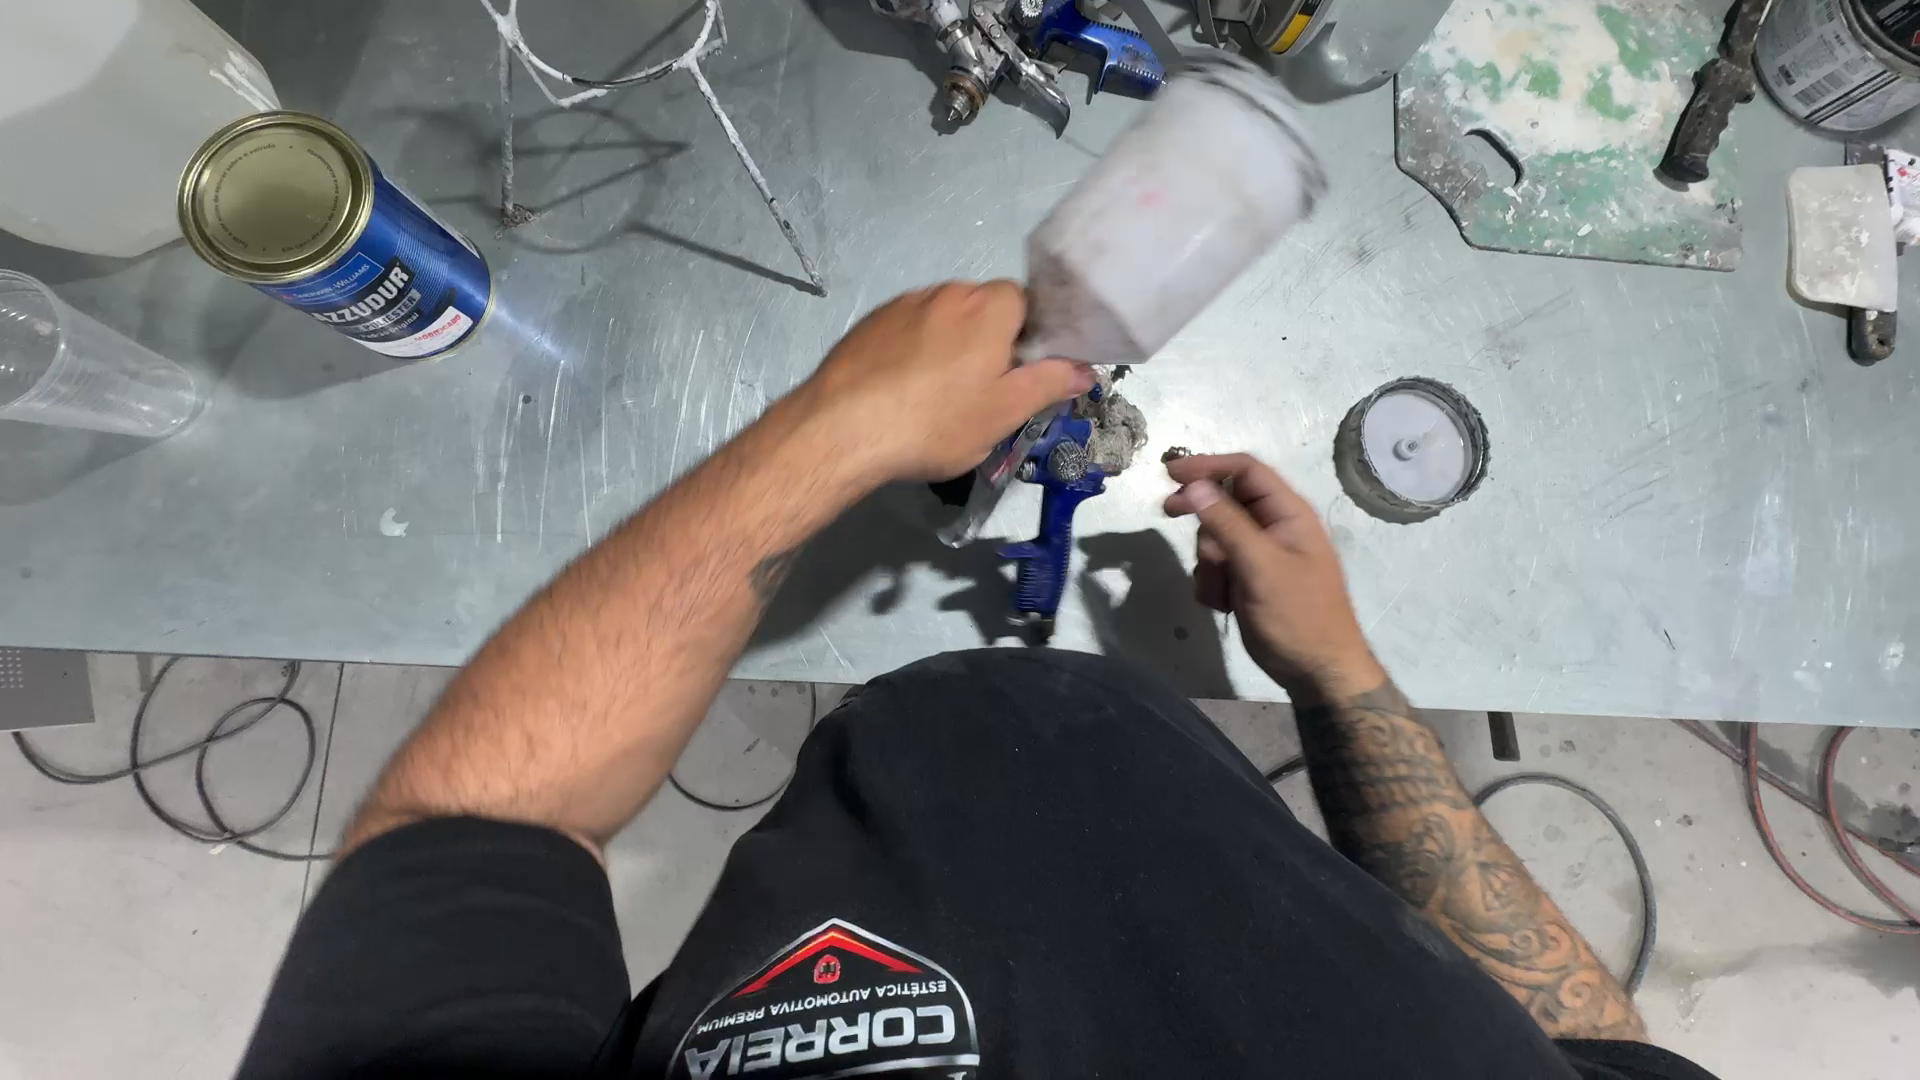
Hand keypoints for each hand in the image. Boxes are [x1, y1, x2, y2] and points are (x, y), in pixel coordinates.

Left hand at [789, 282, 1093, 483]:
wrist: (843, 428)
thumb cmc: (935, 422)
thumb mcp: (1003, 412)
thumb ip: (1048, 384)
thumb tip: (1085, 369)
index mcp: (988, 307)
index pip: (1026, 303)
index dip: (1028, 338)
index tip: (1019, 375)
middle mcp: (947, 292)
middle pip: (984, 309)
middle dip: (989, 343)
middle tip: (980, 394)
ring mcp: (903, 304)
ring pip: (944, 320)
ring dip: (950, 347)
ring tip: (935, 397)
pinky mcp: (870, 323)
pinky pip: (908, 330)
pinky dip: (914, 353)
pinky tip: (902, 391)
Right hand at [1164, 454, 1384, 702]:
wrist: (1317, 672)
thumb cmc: (1298, 616)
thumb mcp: (1259, 566)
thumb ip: (1226, 523)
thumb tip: (1193, 485)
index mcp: (1288, 513)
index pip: (1244, 470)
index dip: (1207, 466)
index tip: (1169, 473)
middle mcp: (1274, 527)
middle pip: (1223, 502)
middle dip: (1202, 519)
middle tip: (1169, 514)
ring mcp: (1259, 555)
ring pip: (1214, 538)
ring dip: (1209, 562)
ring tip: (1224, 590)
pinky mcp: (1247, 579)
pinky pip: (1215, 567)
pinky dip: (1212, 583)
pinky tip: (1225, 604)